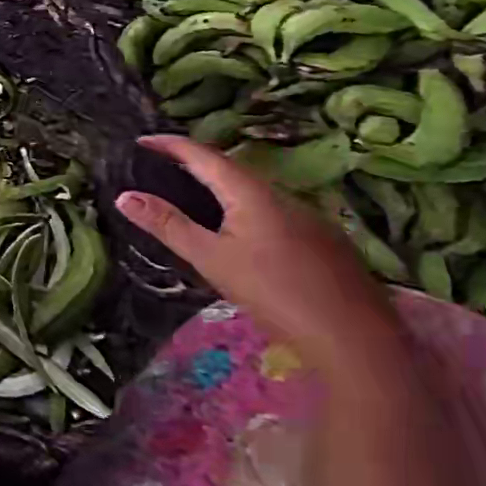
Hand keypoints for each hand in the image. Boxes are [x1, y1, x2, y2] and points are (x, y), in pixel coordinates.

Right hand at [115, 135, 398, 360]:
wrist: (361, 344)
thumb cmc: (276, 294)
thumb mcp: (211, 259)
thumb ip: (168, 225)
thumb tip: (124, 196)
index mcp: (249, 191)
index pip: (201, 153)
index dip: (168, 144)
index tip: (140, 141)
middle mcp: (281, 194)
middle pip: (229, 168)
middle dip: (192, 164)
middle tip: (160, 169)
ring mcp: (309, 218)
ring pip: (254, 191)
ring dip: (220, 187)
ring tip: (192, 198)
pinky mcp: (325, 242)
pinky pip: (274, 211)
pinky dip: (245, 208)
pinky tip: (241, 234)